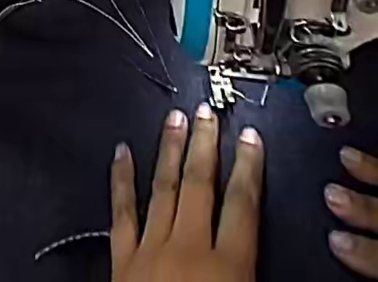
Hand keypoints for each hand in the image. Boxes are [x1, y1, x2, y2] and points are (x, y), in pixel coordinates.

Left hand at [111, 104, 263, 281]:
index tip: (250, 135)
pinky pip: (122, 215)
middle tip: (205, 111)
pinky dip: (121, 181)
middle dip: (205, 144)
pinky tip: (121, 153)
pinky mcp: (122, 264)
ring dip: (171, 149)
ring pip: (164, 187)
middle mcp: (188, 249)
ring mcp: (151, 251)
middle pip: (199, 183)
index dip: (248, 166)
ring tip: (174, 117)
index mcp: (226, 268)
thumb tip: (256, 237)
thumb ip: (250, 270)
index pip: (242, 204)